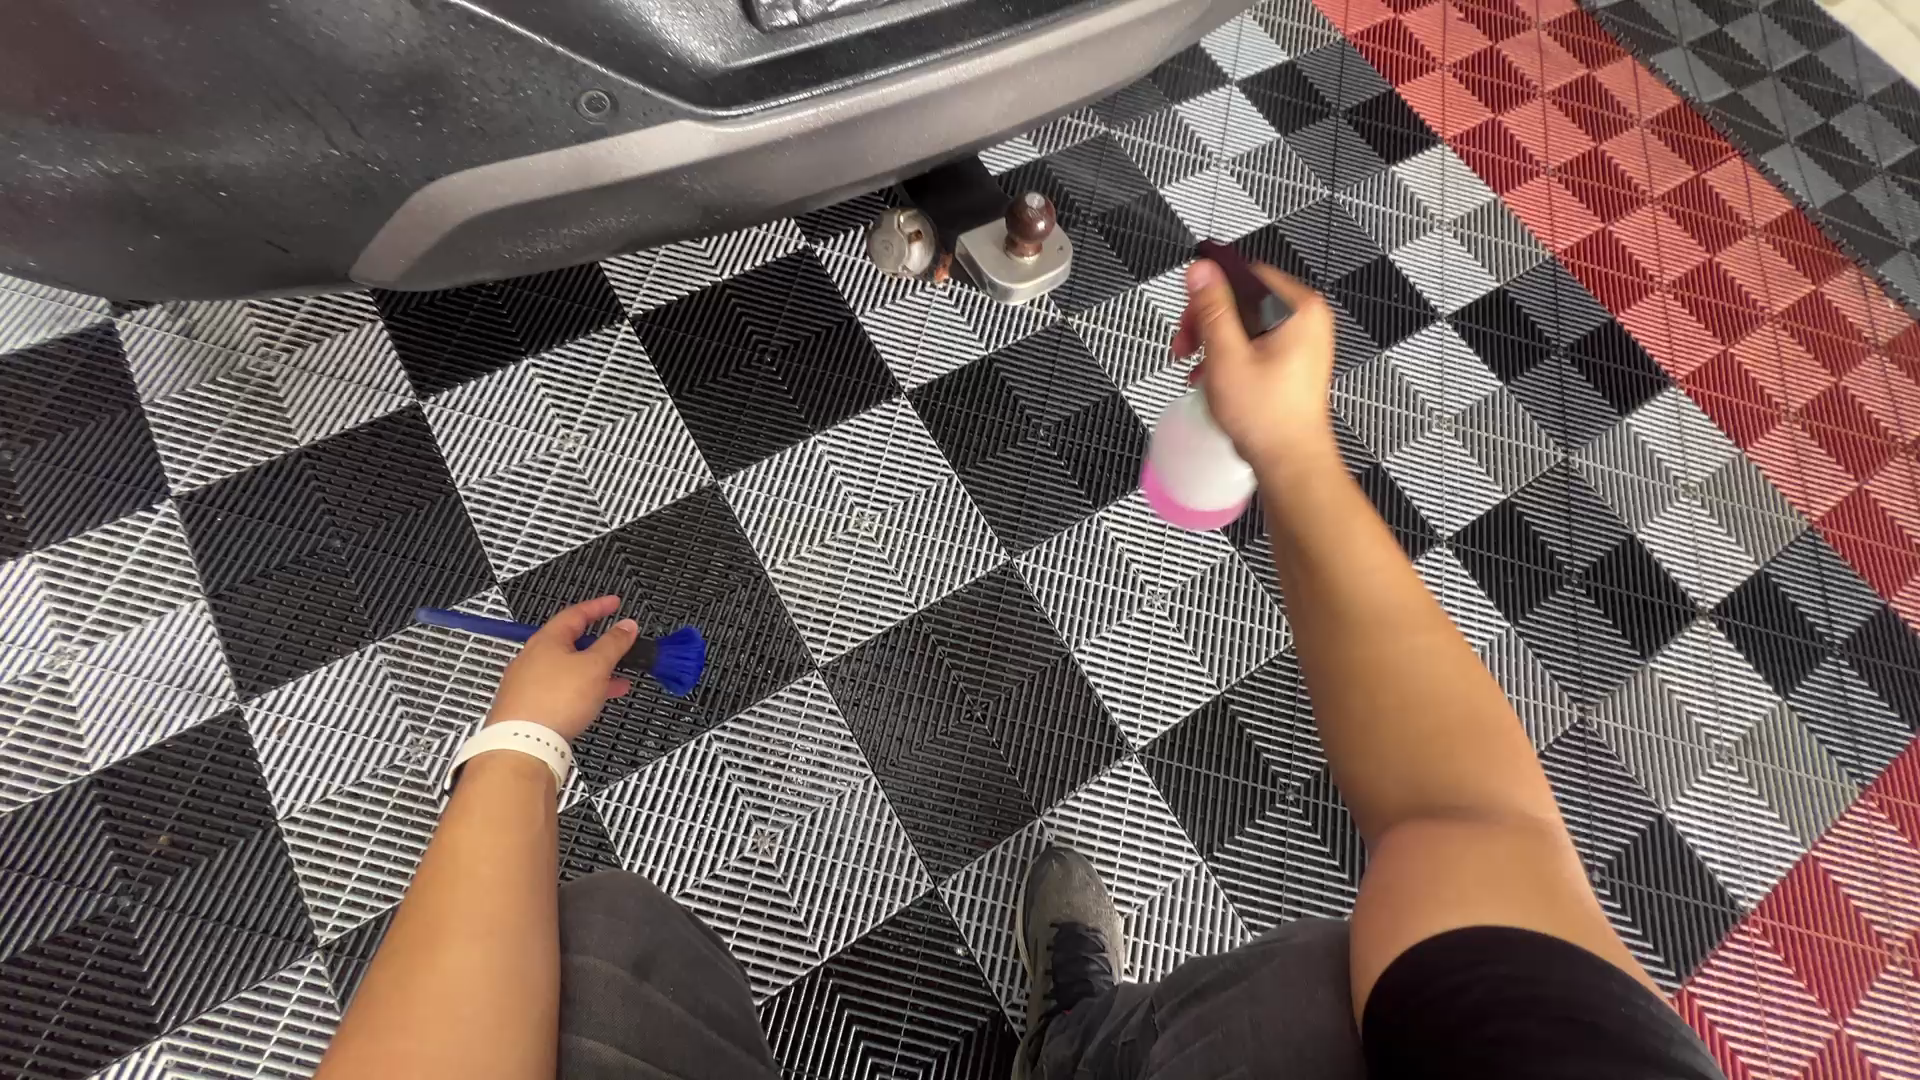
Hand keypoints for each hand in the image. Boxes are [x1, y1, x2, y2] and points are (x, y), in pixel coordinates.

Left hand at [485, 595, 635, 741]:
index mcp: (547, 641)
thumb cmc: (554, 701)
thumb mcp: (595, 666)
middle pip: (571, 643)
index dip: (599, 607)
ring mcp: (528, 683)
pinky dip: (583, 689)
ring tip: (618, 678)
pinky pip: (561, 689)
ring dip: (595, 670)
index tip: (614, 603)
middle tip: (620, 644)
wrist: (523, 744)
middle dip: (600, 645)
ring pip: (568, 668)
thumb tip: (627, 625)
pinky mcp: (528, 705)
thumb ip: (614, 643)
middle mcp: (533, 658)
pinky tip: (598, 699)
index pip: (576, 614)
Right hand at [1172, 258, 1337, 478]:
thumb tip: (1202, 270)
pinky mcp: (1291, 363)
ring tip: (1197, 367)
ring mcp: (1301, 344)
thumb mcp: (1226, 356)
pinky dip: (1228, 358)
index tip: (1189, 313)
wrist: (1288, 460)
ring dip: (1213, 343)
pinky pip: (1253, 346)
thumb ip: (1212, 309)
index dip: (1210, 294)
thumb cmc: (1268, 417)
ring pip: (1245, 325)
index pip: (1246, 276)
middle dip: (1208, 322)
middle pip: (1244, 301)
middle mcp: (1306, 321)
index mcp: (1298, 309)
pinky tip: (1211, 378)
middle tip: (1186, 344)